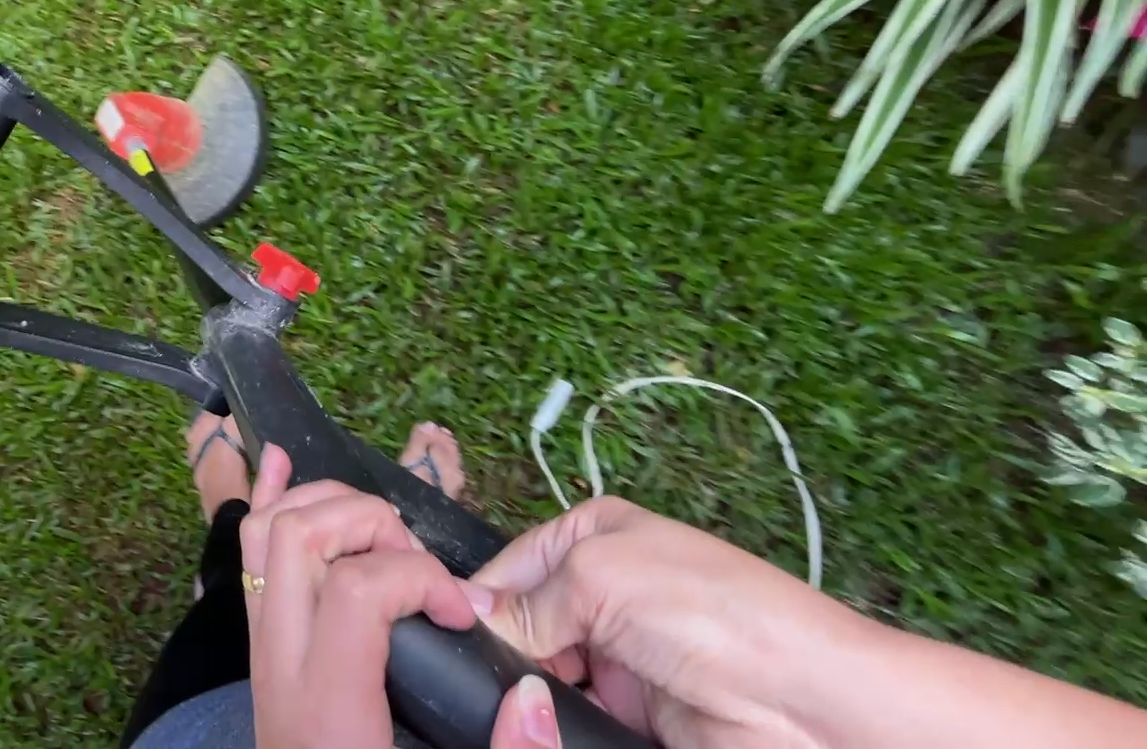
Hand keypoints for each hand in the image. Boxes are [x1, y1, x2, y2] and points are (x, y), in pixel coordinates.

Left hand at [240, 443, 488, 748]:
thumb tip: (530, 694)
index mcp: (327, 710)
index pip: (355, 590)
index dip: (418, 578)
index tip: (458, 614)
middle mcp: (281, 665)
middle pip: (299, 539)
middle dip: (369, 524)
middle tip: (418, 570)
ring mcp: (263, 651)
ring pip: (265, 534)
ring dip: (324, 503)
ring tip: (382, 527)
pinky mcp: (264, 647)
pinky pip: (249, 554)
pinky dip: (266, 499)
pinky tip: (279, 461)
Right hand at [471, 496, 861, 748]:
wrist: (818, 712)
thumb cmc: (704, 611)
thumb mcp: (599, 578)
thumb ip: (526, 603)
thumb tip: (466, 618)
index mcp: (590, 534)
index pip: (508, 564)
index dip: (476, 597)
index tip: (441, 629)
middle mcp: (598, 589)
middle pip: (519, 618)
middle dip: (498, 648)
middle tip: (473, 678)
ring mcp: (615, 654)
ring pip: (540, 670)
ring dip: (523, 688)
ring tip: (501, 707)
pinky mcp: (630, 714)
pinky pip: (571, 711)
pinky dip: (551, 720)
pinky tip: (530, 725)